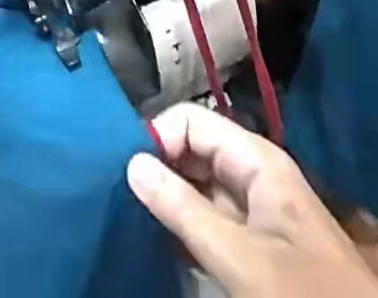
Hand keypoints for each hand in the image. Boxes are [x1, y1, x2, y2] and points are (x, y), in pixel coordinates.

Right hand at [126, 103, 377, 297]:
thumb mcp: (240, 258)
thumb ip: (183, 209)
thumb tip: (131, 163)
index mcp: (257, 160)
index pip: (191, 120)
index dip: (157, 137)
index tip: (125, 170)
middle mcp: (254, 173)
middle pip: (193, 148)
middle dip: (158, 164)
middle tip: (121, 193)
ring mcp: (256, 208)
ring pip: (198, 183)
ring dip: (167, 196)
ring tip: (132, 213)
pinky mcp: (256, 241)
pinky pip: (208, 216)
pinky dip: (183, 223)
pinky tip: (160, 239)